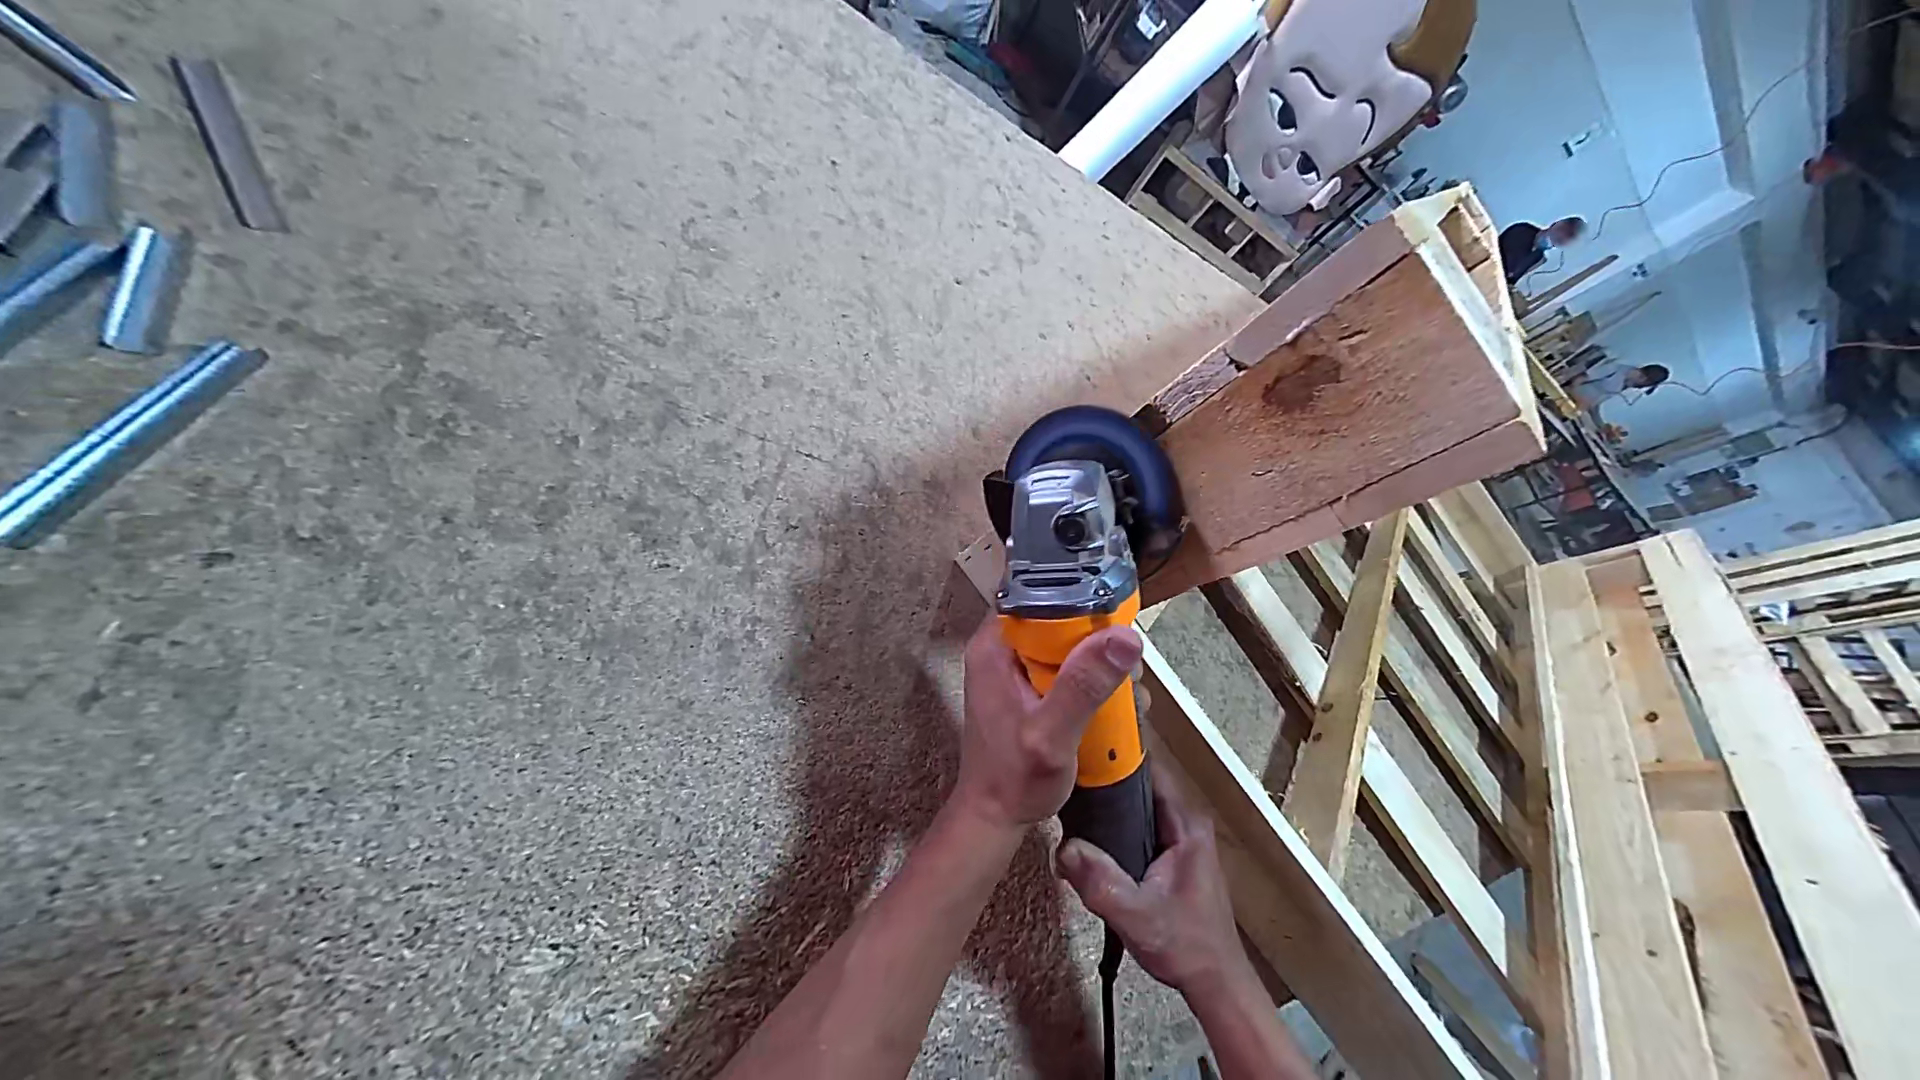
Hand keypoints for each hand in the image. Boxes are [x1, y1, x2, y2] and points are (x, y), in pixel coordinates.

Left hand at [951, 616, 1142, 831]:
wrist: (994, 816)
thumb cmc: (1014, 779)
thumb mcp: (1051, 734)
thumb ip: (1083, 685)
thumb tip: (1123, 637)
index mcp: (994, 647)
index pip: (1034, 594)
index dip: (1076, 596)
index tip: (1114, 615)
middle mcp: (1000, 650)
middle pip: (1055, 617)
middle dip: (1095, 638)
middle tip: (1125, 668)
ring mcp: (1013, 669)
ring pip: (1064, 644)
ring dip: (1097, 663)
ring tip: (1123, 691)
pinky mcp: (1027, 688)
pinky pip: (1064, 668)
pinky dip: (1089, 680)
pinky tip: (1110, 705)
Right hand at [1056, 761, 1248, 994]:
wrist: (1214, 984)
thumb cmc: (1188, 948)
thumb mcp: (1137, 916)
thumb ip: (1100, 882)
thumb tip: (1064, 848)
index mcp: (1185, 824)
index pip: (1148, 769)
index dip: (1115, 757)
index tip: (1083, 752)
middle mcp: (1184, 822)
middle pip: (1138, 784)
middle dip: (1104, 783)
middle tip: (1068, 786)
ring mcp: (1178, 838)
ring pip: (1136, 806)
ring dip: (1107, 809)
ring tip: (1072, 811)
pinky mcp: (1169, 854)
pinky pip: (1137, 825)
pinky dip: (1114, 829)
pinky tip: (1090, 842)